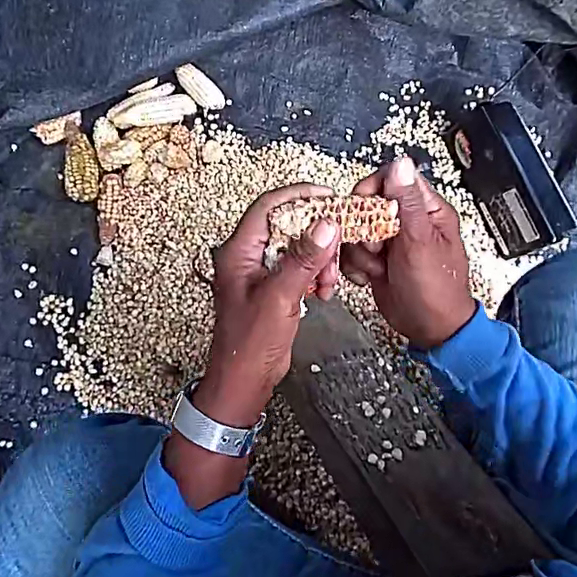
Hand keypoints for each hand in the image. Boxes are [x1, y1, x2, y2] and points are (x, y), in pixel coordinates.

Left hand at [194, 184, 343, 426]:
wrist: (244, 380)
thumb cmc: (250, 343)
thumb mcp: (279, 297)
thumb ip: (303, 260)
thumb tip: (326, 224)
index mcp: (239, 251)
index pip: (268, 206)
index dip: (298, 196)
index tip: (327, 196)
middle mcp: (247, 256)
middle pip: (287, 224)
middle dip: (316, 234)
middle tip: (338, 242)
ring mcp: (261, 271)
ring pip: (297, 246)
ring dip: (319, 259)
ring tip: (328, 281)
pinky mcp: (273, 286)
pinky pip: (299, 267)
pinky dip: (315, 274)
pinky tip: (323, 291)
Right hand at [340, 156, 475, 347]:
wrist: (430, 329)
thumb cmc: (436, 289)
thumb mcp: (420, 241)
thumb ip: (406, 202)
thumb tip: (400, 163)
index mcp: (426, 209)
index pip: (391, 179)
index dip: (371, 192)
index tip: (365, 211)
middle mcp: (407, 221)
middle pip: (366, 205)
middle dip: (363, 228)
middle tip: (376, 247)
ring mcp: (390, 241)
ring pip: (355, 230)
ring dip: (360, 252)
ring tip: (378, 267)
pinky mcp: (376, 259)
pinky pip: (352, 252)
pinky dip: (355, 265)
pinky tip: (370, 277)